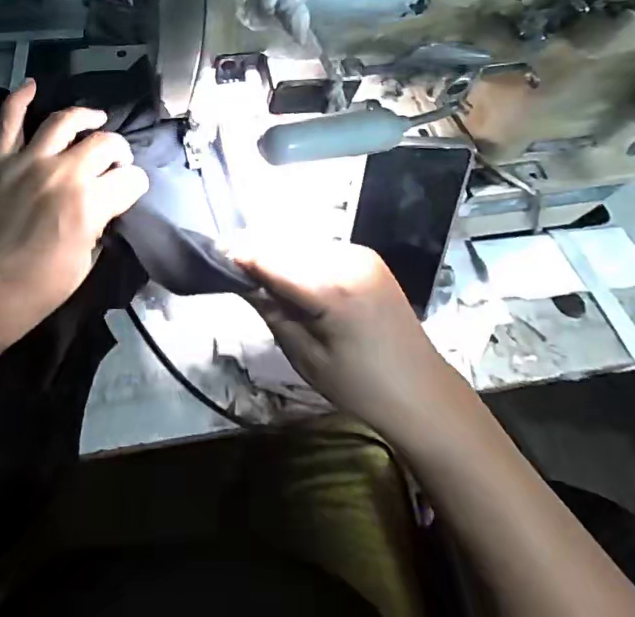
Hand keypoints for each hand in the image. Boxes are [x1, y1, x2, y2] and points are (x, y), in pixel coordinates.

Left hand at [0, 80, 148, 357]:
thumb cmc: (35, 293)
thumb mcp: (85, 265)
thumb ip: (100, 226)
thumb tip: (107, 207)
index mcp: (88, 204)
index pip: (130, 179)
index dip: (137, 186)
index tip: (133, 193)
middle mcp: (62, 173)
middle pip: (105, 143)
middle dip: (120, 153)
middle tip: (118, 166)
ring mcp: (27, 163)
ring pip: (65, 121)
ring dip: (86, 117)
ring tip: (96, 120)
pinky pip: (7, 122)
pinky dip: (19, 100)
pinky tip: (32, 86)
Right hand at [234, 241, 466, 441]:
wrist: (420, 390)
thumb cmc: (360, 386)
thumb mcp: (307, 356)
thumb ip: (273, 312)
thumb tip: (243, 282)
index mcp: (332, 288)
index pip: (274, 261)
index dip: (242, 254)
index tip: (215, 252)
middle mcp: (348, 260)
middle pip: (289, 245)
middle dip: (258, 248)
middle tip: (227, 255)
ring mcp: (362, 255)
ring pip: (306, 243)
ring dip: (280, 249)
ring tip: (252, 262)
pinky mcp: (369, 258)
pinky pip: (325, 249)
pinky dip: (302, 255)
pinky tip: (288, 268)